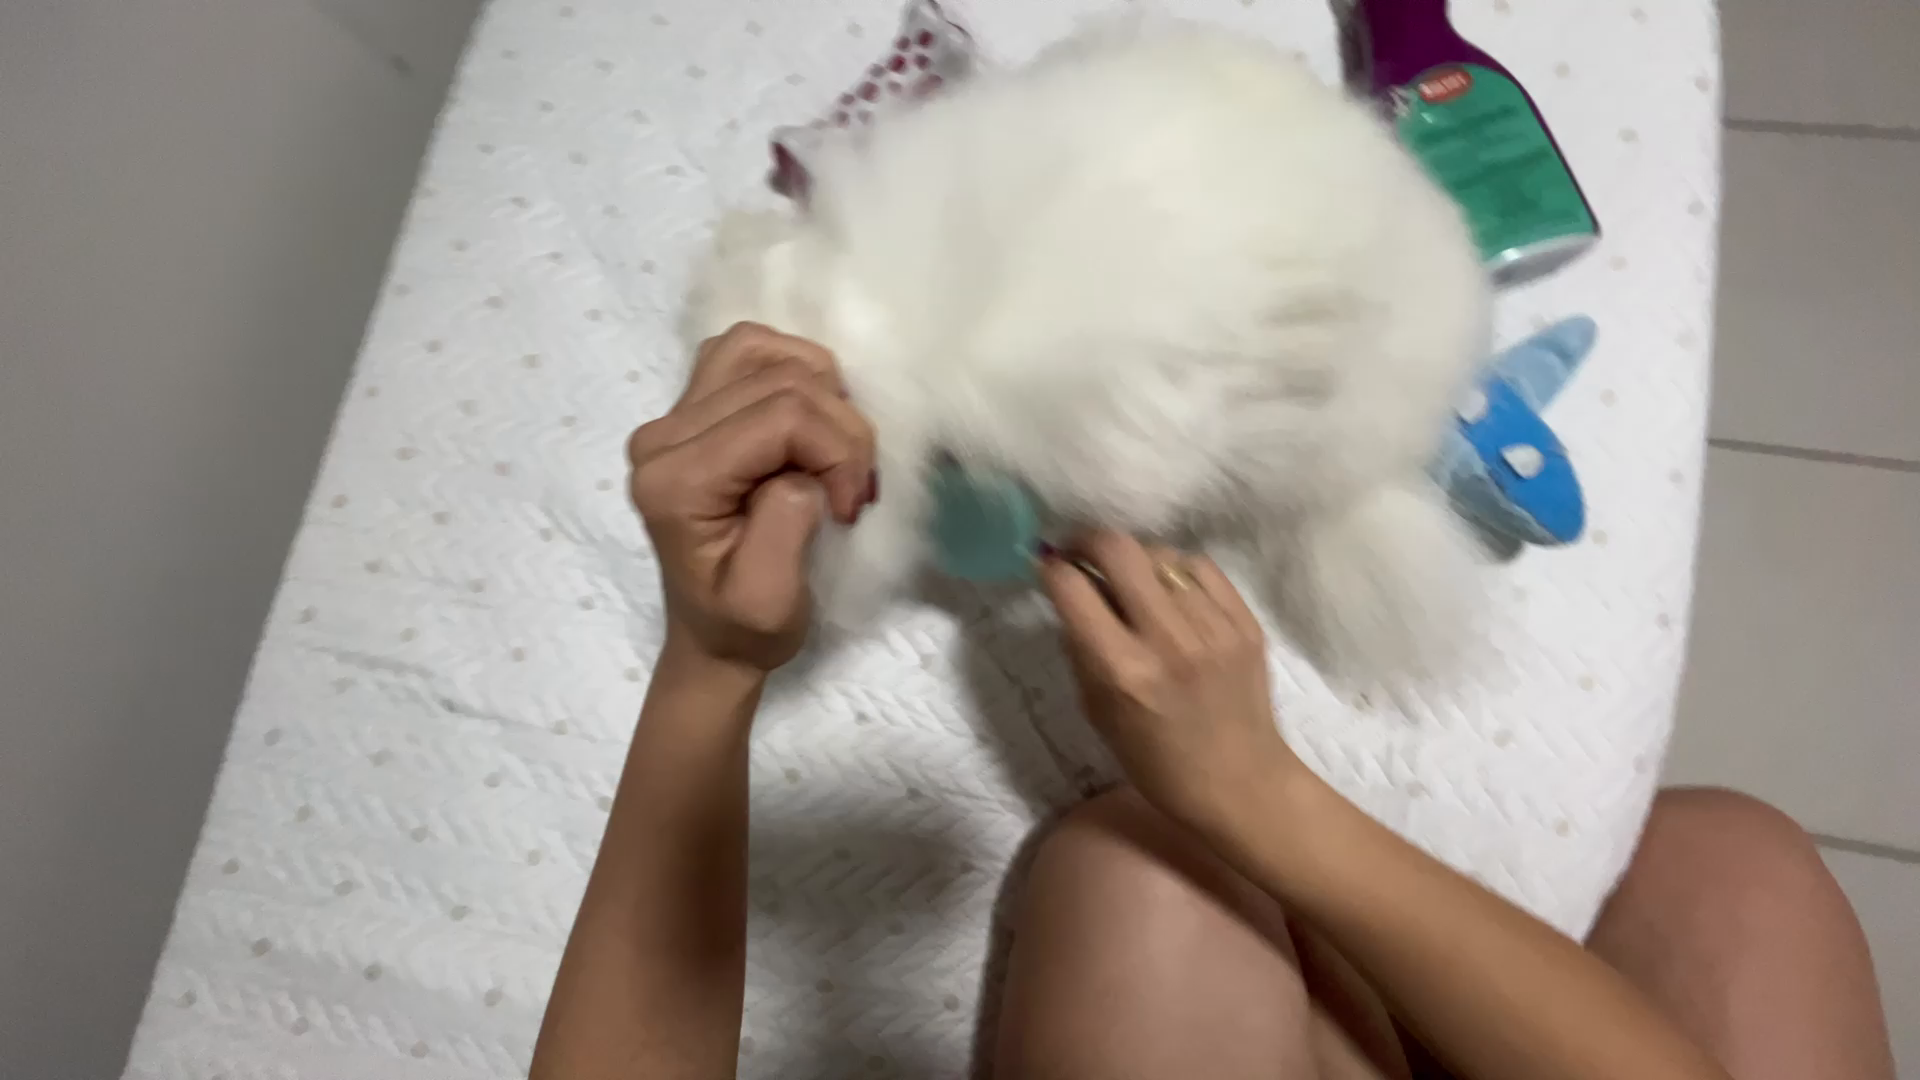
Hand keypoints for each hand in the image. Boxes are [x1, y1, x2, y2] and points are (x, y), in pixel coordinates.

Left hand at [627, 323, 875, 671]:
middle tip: (851, 489)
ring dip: (821, 392)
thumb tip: (810, 468)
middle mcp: (663, 434)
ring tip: (833, 450)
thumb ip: (788, 523)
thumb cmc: (746, 627)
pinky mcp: (693, 409)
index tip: (852, 506)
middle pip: (780, 377)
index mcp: (676, 480)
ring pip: (762, 349)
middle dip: (840, 428)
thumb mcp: (771, 598)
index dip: (838, 451)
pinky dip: (796, 373)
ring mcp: (674, 415)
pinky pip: (748, 354)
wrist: (715, 638)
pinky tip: (812, 420)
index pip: (780, 416)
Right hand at [1039, 532, 1304, 828]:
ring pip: (1160, 553)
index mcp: (1122, 671)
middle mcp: (1168, 641)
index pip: (1072, 588)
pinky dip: (1174, 570)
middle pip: (1118, 549)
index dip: (1051, 568)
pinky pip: (1199, 568)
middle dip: (1086, 540)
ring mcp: (1213, 628)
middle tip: (1078, 552)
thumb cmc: (1154, 759)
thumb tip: (1069, 589)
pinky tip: (1169, 591)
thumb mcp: (1096, 708)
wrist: (1240, 783)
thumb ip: (1081, 645)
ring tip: (1131, 582)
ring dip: (1134, 561)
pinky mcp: (1245, 622)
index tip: (1047, 565)